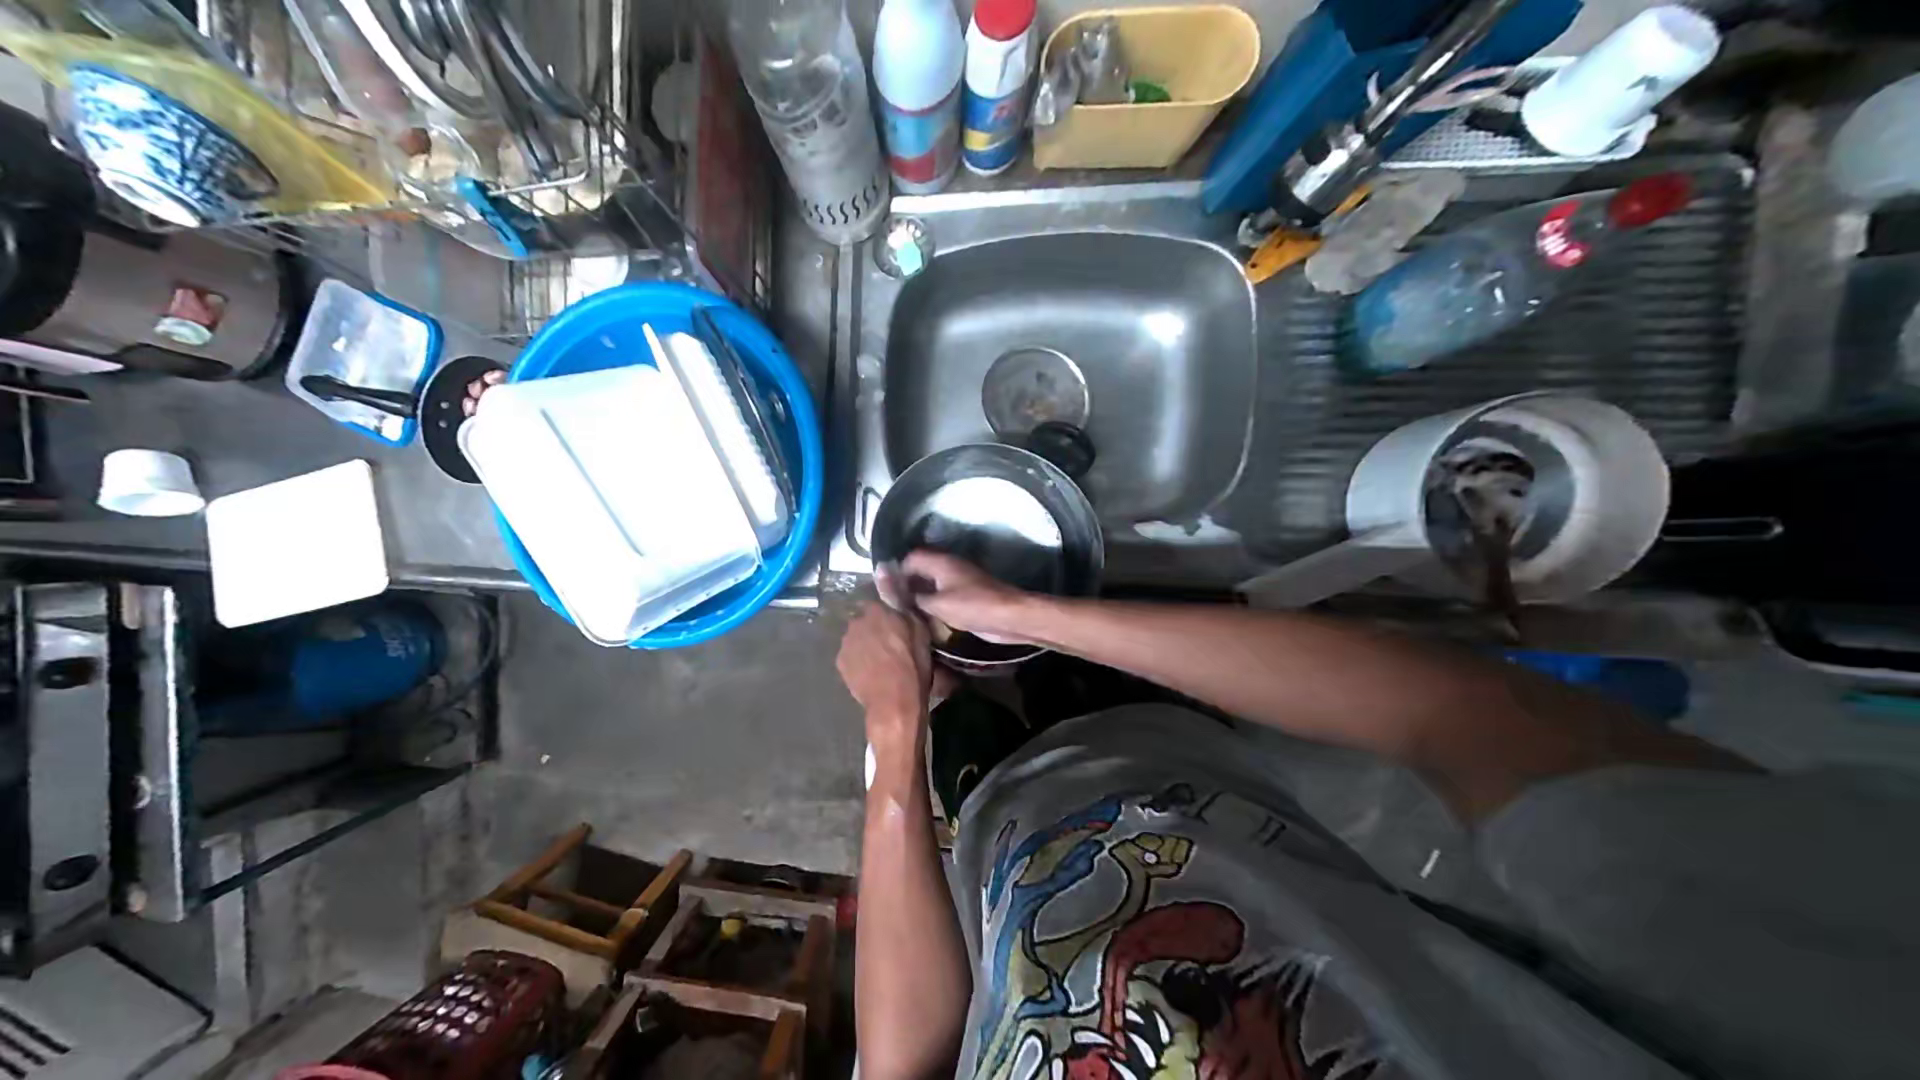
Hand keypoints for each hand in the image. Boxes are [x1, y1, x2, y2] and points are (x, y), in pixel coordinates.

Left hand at [837, 600, 932, 753]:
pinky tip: (870, 672)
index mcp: (877, 610)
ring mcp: (845, 643)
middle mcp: (856, 622)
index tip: (896, 626)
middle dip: (874, 629)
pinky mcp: (839, 662)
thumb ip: (903, 606)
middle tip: (889, 645)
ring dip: (865, 644)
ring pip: (856, 638)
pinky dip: (858, 660)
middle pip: (865, 621)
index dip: (887, 615)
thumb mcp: (920, 631)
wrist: (894, 702)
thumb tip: (890, 583)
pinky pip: (850, 656)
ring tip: (879, 661)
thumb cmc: (913, 665)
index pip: (878, 603)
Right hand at [898, 550, 1036, 644]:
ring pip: (931, 584)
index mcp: (941, 562)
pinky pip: (941, 596)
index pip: (911, 558)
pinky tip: (923, 619)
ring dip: (918, 595)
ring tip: (903, 612)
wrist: (1008, 616)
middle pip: (920, 570)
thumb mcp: (937, 604)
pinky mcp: (965, 597)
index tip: (885, 589)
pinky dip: (931, 604)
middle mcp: (948, 568)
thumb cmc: (973, 606)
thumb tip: (893, 594)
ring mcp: (958, 582)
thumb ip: (913, 598)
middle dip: (906, 584)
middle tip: (891, 603)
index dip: (896, 571)